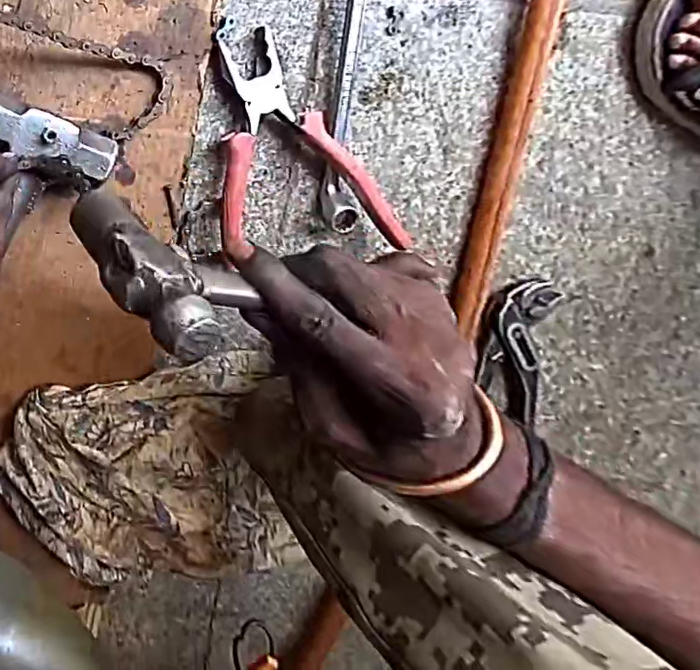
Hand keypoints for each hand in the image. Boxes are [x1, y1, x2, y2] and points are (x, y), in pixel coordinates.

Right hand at [238, 245, 483, 484]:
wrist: (457, 441)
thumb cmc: (390, 442)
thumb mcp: (331, 426)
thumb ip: (295, 366)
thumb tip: (259, 309)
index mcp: (400, 384)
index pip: (321, 318)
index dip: (275, 286)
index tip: (241, 258)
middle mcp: (422, 336)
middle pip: (335, 273)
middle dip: (292, 272)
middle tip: (272, 291)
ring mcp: (431, 305)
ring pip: (350, 261)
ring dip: (317, 275)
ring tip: (315, 307)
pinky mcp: (431, 288)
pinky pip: (372, 262)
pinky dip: (349, 277)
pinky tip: (353, 306)